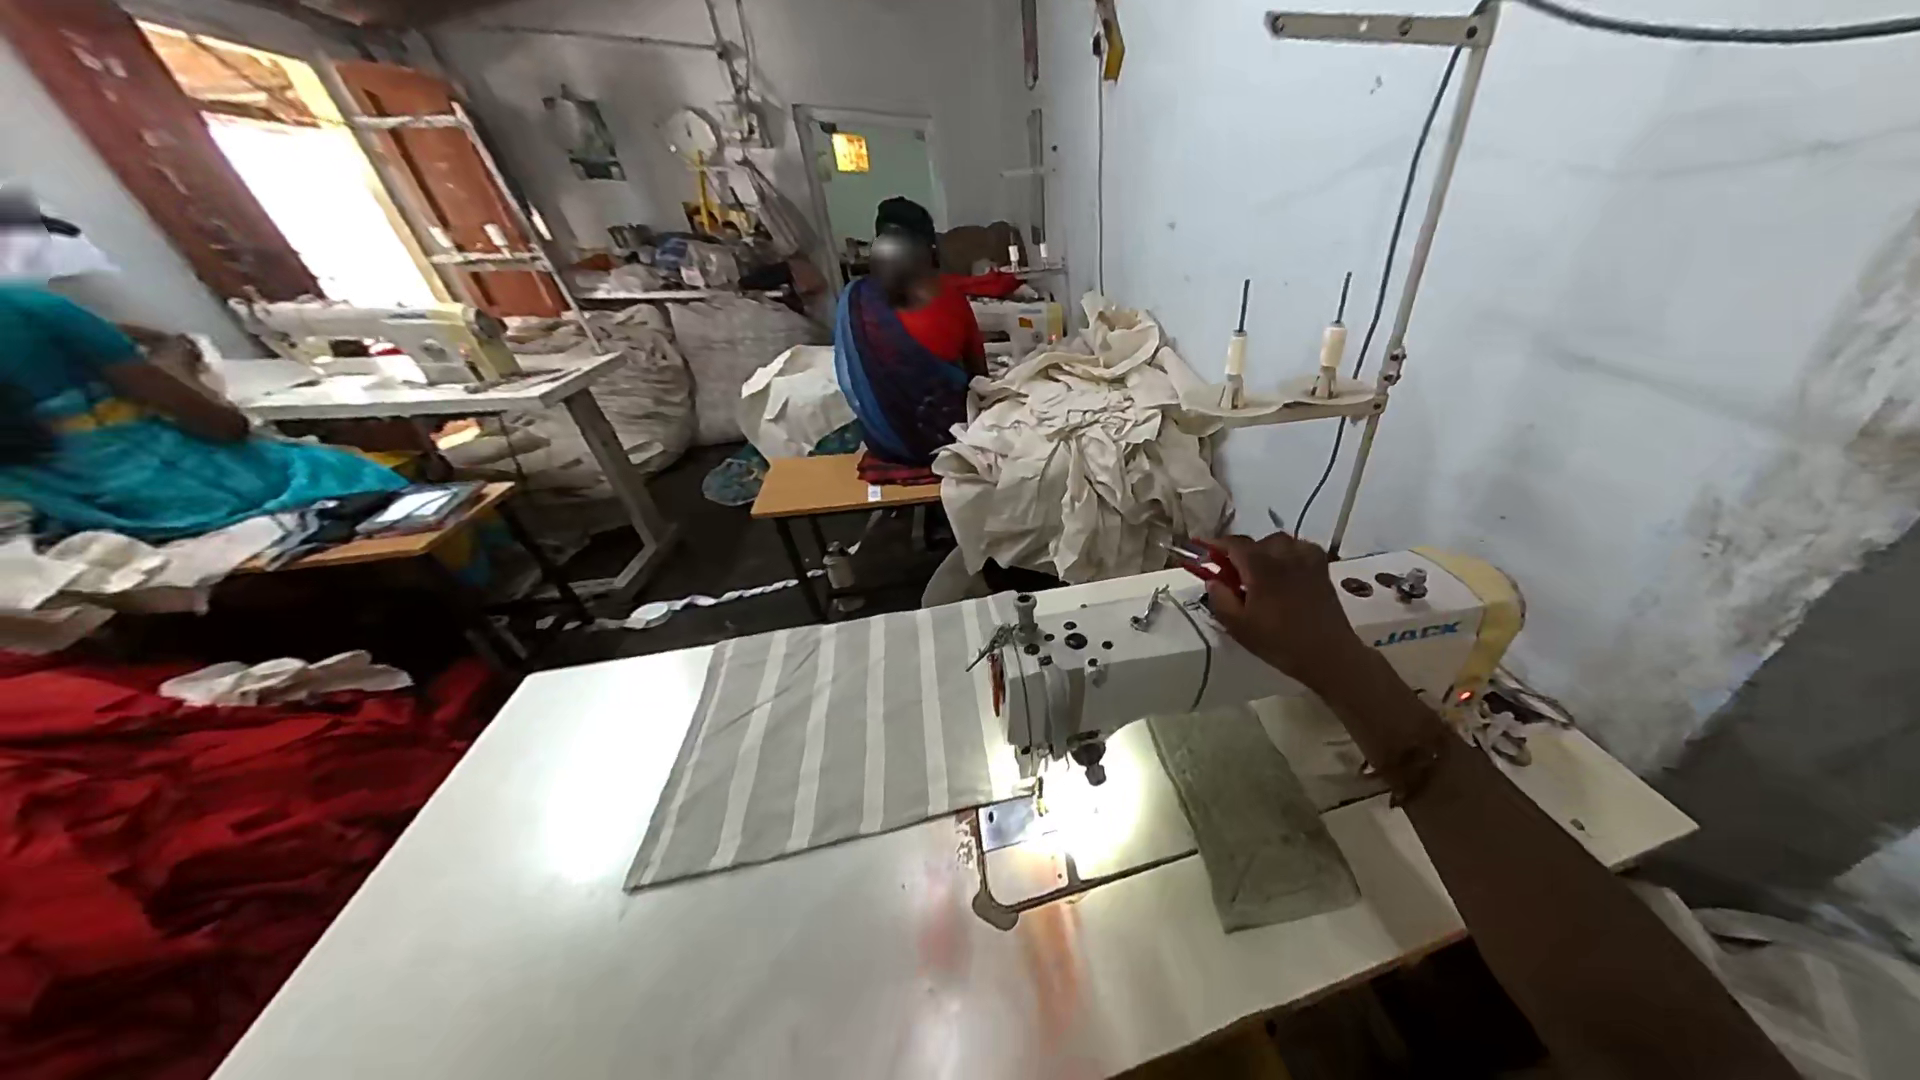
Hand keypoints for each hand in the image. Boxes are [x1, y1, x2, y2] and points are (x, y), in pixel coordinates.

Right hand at [1205, 531, 1372, 692]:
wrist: (1328, 655)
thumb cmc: (1279, 641)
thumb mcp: (1238, 625)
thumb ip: (1220, 598)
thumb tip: (1212, 580)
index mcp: (1261, 566)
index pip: (1234, 544)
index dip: (1216, 545)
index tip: (1203, 550)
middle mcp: (1284, 555)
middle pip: (1256, 542)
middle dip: (1240, 554)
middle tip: (1231, 574)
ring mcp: (1306, 560)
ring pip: (1279, 542)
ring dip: (1263, 552)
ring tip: (1258, 573)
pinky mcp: (1321, 569)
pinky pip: (1300, 549)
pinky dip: (1287, 553)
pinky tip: (1284, 571)